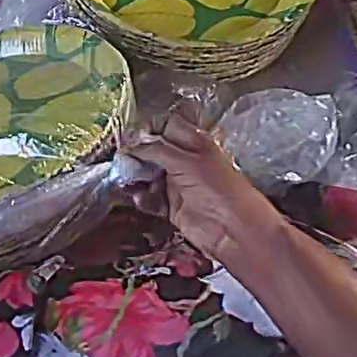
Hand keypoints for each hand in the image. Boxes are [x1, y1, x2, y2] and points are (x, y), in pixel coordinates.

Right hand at [127, 110, 286, 261]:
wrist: (234, 230)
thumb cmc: (218, 188)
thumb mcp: (186, 161)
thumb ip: (157, 150)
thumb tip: (132, 143)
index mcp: (194, 141)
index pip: (167, 125)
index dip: (149, 129)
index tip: (131, 138)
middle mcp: (185, 159)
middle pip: (154, 149)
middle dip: (137, 152)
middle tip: (123, 158)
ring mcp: (178, 182)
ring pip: (149, 173)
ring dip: (136, 175)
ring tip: (125, 178)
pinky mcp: (172, 205)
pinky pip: (151, 197)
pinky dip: (142, 197)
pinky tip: (137, 197)